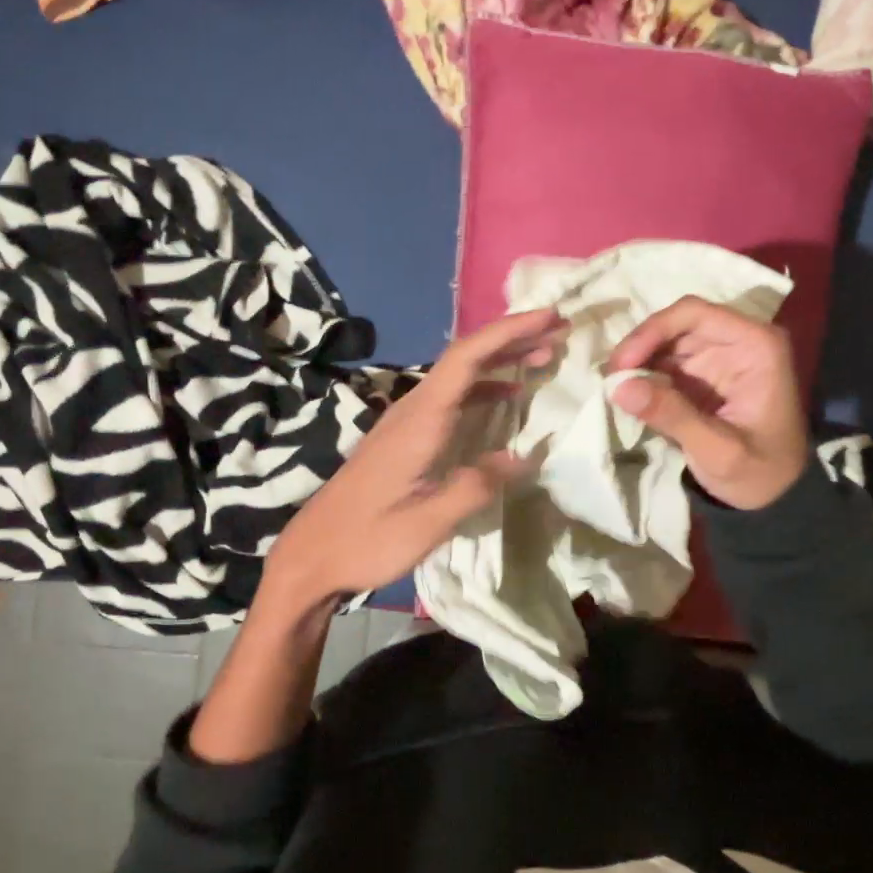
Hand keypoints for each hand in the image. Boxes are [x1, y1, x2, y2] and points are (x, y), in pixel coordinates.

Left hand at [260, 309, 567, 607]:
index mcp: (419, 421)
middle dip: (512, 338)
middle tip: (559, 330)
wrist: (313, 554)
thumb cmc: (367, 540)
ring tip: (543, 355)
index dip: (508, 332)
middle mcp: (412, 410)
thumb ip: (475, 487)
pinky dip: (484, 388)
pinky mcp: (404, 438)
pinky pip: (450, 397)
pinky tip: (506, 398)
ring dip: (500, 360)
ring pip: (458, 375)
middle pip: (464, 358)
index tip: (549, 317)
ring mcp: (406, 422)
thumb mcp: (426, 524)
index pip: (466, 358)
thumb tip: (524, 456)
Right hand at [607, 296, 808, 510]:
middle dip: (640, 347)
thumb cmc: (758, 472)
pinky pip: (666, 362)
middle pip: (676, 324)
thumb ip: (672, 416)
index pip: (695, 314)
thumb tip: (619, 387)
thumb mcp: (717, 450)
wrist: (775, 497)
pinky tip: (628, 394)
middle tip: (611, 379)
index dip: (652, 331)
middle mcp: (737, 341)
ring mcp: (719, 357)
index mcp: (755, 346)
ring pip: (666, 342)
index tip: (622, 363)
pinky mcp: (703, 376)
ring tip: (615, 388)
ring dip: (638, 361)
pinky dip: (644, 375)